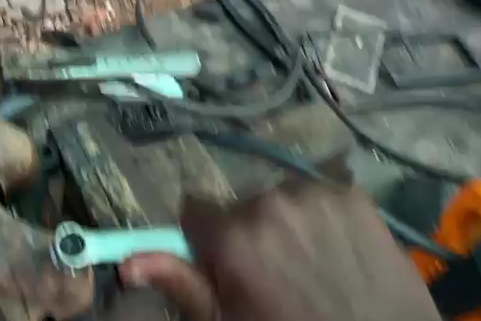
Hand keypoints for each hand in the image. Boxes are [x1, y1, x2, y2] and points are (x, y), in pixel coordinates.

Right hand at [121, 181, 440, 320]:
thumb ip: (183, 287)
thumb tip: (127, 262)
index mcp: (233, 236)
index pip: (194, 209)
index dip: (207, 240)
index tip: (227, 266)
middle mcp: (267, 201)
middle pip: (240, 205)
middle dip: (250, 234)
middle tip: (279, 278)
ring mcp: (314, 194)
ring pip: (281, 197)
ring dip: (288, 222)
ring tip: (314, 265)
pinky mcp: (353, 196)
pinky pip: (323, 193)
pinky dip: (325, 216)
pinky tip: (341, 249)